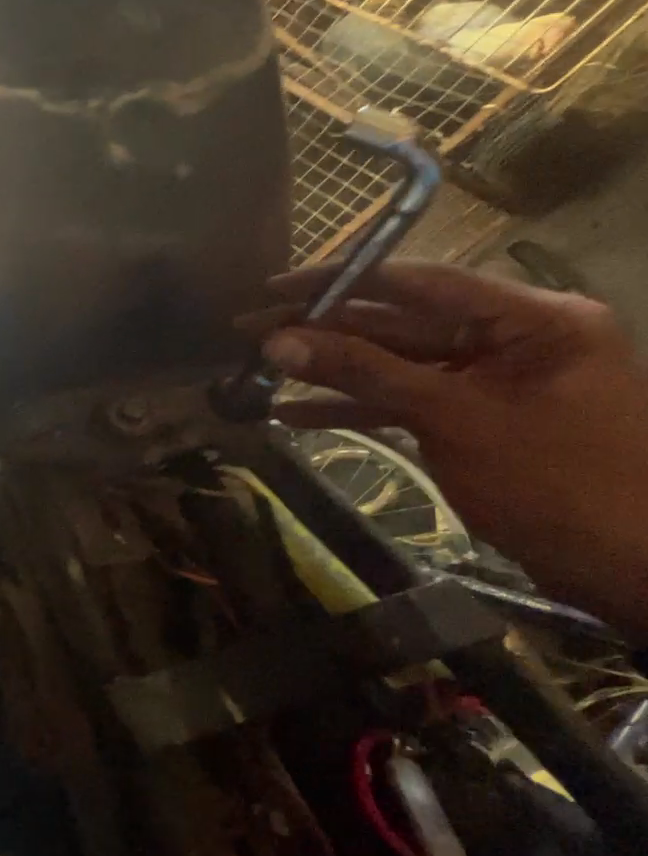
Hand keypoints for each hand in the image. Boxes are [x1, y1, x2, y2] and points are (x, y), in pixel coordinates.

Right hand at [249, 261, 647, 639]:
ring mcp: (492, 379)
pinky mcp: (475, 417)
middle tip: (246, 329)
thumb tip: (276, 341)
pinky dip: (352, 408)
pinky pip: (403, 400)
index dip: (339, 281)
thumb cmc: (559, 482)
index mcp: (533, 319)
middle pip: (396, 322)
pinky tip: (292, 415)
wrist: (632, 573)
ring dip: (327, 370)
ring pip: (391, 362)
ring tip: (257, 368)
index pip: (418, 282)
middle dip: (320, 330)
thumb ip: (363, 372)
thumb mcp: (452, 418)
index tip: (273, 287)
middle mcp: (514, 338)